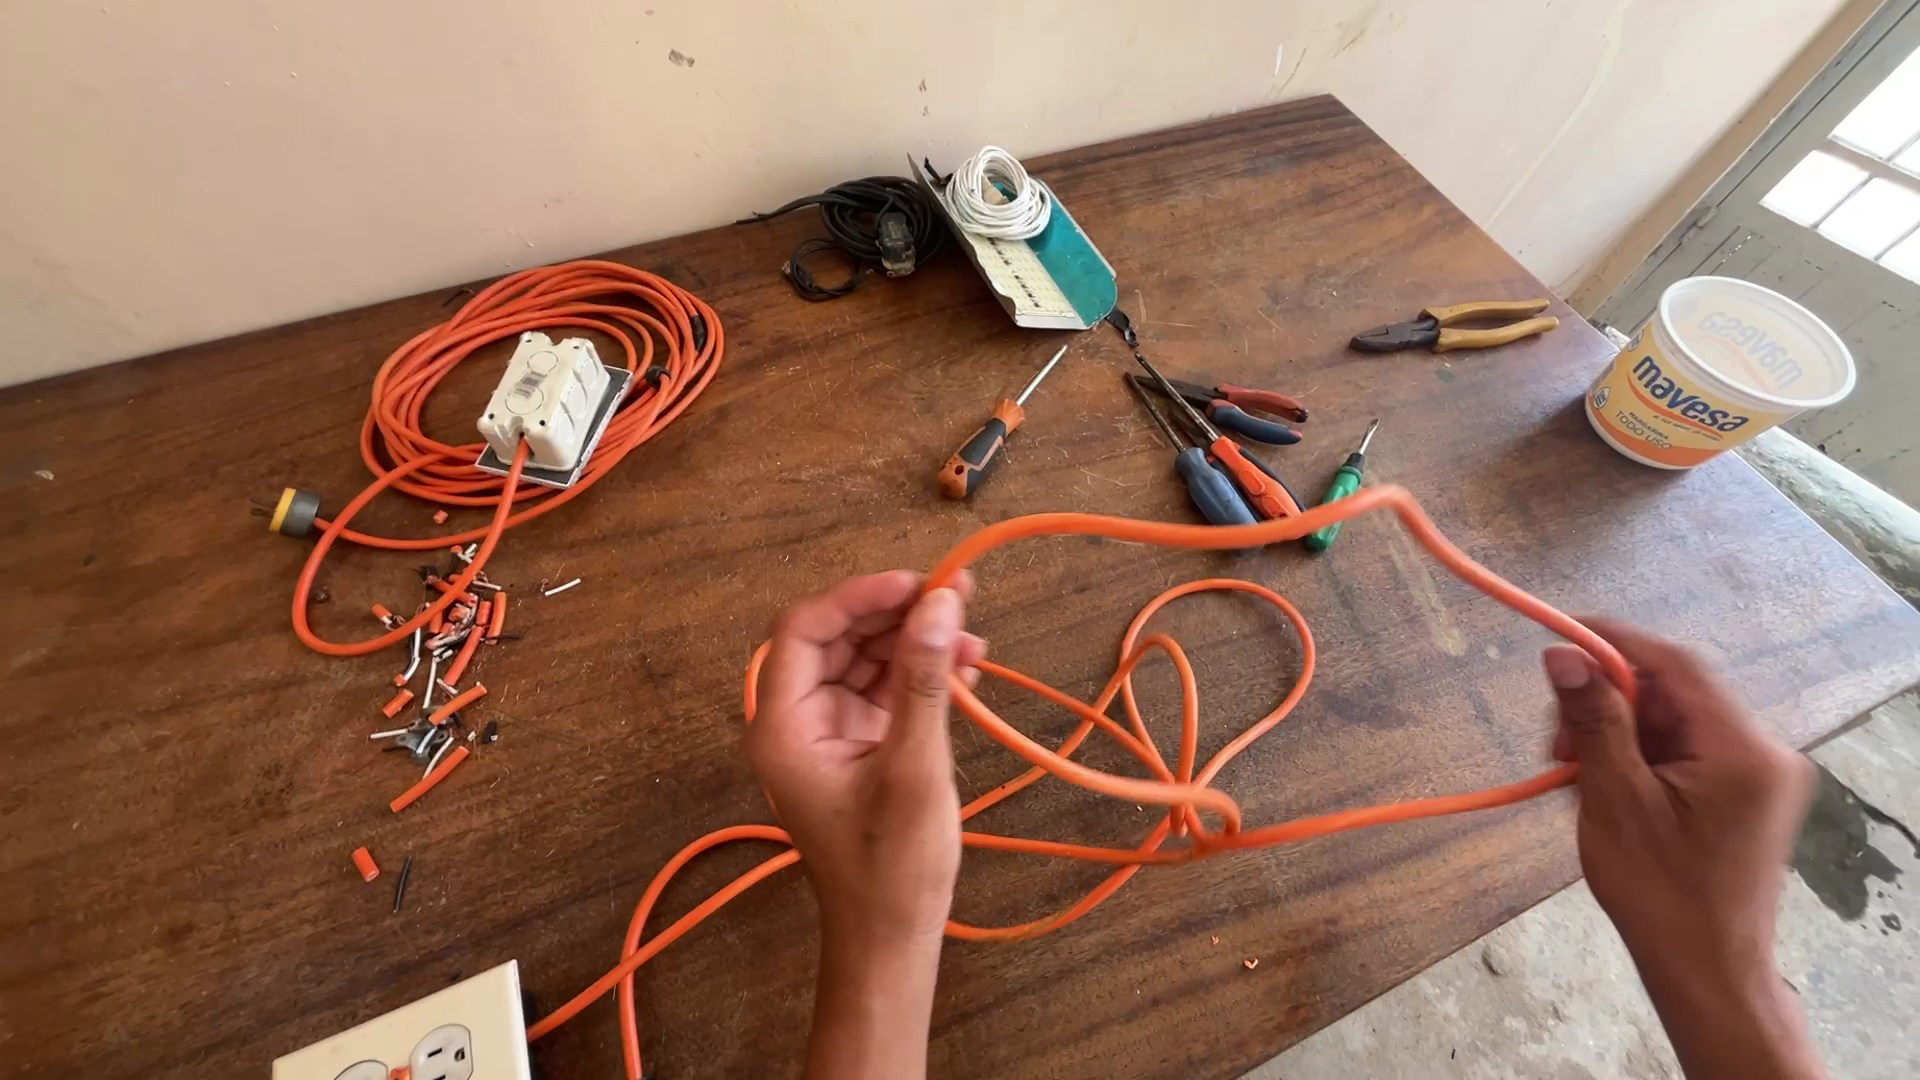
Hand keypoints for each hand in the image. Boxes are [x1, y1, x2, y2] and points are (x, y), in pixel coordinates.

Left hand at [746, 571, 984, 1079]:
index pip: (804, 630)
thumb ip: (924, 682)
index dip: (857, 597)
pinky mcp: (862, 734)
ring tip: (972, 632)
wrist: (894, 934)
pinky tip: (965, 663)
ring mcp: (831, 724)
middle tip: (956, 596)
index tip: (916, 585)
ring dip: (917, 637)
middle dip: (895, 612)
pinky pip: (887, 682)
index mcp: (783, 724)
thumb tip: (942, 603)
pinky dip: (923, 668)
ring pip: (866, 654)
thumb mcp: (912, 769)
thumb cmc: (892, 866)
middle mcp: (799, 715)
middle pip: (839, 635)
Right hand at [1543, 618, 1822, 1079]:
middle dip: (1600, 702)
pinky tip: (1593, 777)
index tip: (1554, 632)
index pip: (1677, 666)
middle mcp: (1760, 752)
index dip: (1613, 640)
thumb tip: (1561, 653)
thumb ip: (1593, 718)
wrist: (1702, 964)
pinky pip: (1669, 745)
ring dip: (1605, 729)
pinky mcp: (1733, 788)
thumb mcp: (1613, 795)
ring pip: (1661, 717)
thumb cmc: (1656, 885)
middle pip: (1666, 691)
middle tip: (1553, 740)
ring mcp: (1750, 771)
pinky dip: (1623, 751)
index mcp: (1744, 752)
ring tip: (1568, 767)